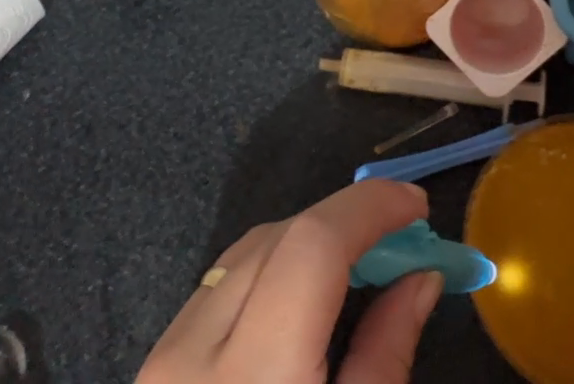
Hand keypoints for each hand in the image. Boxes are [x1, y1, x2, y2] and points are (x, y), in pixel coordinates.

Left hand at [138, 180, 442, 383]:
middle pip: (277, 238)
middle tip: (401, 239)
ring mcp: (161, 358)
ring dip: (307, 243)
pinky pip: (218, 289)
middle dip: (345, 222)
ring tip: (358, 264)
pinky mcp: (152, 366)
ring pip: (244, 256)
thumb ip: (386, 354)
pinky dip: (271, 274)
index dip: (369, 208)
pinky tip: (303, 300)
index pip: (311, 246)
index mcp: (256, 375)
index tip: (416, 207)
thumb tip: (421, 277)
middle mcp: (192, 352)